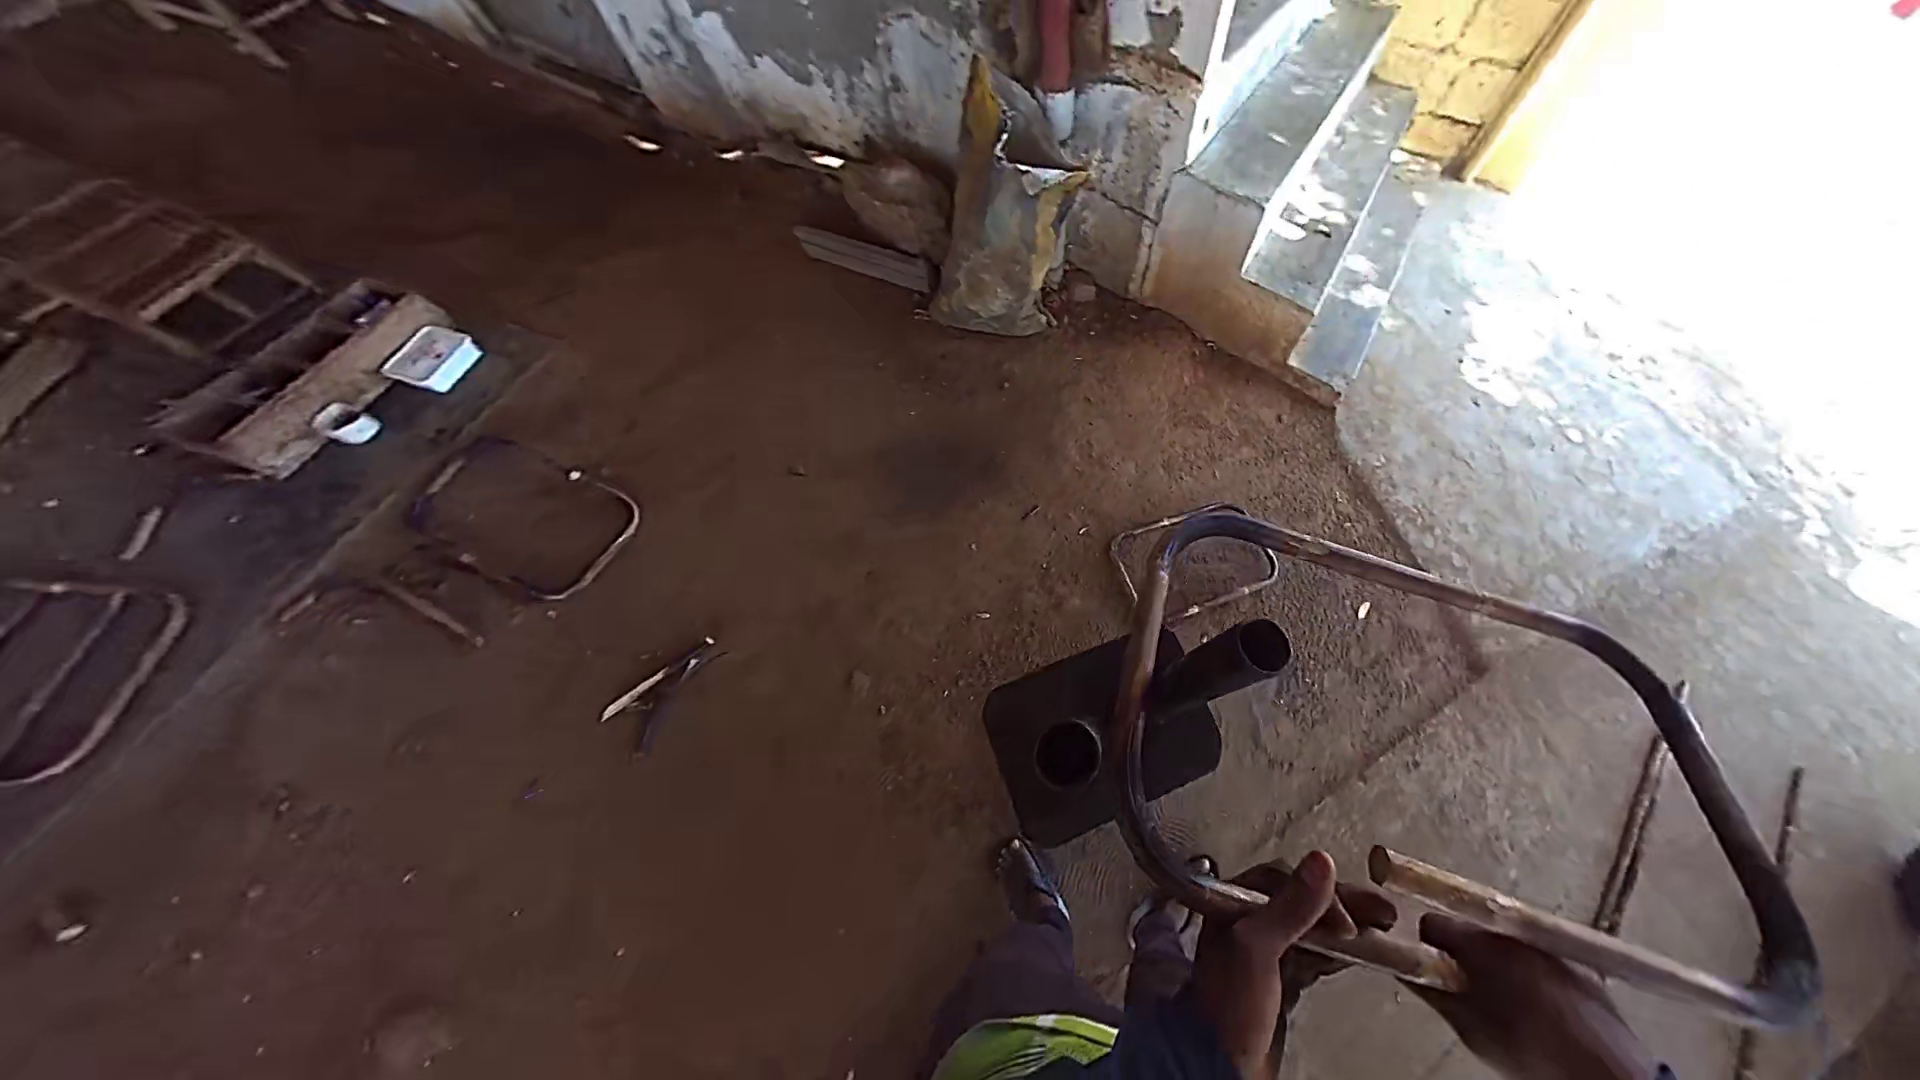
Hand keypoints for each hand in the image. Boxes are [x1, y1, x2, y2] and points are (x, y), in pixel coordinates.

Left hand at [1190, 851, 1393, 1078]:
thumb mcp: (1256, 946)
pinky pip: (1312, 954)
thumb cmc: (1230, 1002)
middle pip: (1296, 899)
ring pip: (1308, 926)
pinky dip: (1337, 950)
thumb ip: (1290, 906)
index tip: (1350, 918)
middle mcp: (1244, 918)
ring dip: (1344, 926)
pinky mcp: (1278, 980)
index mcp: (1229, 901)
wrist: (1217, 1064)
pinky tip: (1361, 952)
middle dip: (1340, 904)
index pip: (1279, 880)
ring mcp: (1262, 950)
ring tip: (1383, 929)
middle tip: (1385, 914)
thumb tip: (1323, 860)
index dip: (1316, 891)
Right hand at [1409, 914, 1659, 1079]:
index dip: (1428, 944)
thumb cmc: (1529, 1051)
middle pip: (1471, 931)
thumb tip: (1405, 971)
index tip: (1432, 967)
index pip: (1432, 922)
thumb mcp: (1469, 1028)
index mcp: (1476, 942)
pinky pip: (1539, 961)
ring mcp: (1549, 949)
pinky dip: (1532, 976)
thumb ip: (1432, 992)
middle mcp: (1510, 934)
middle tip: (1470, 990)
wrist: (1611, 1079)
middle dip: (1465, 954)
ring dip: (1499, 964)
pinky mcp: (1581, 968)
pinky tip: (1541, 1010)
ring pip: (1506, 946)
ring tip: (1508, 1003)